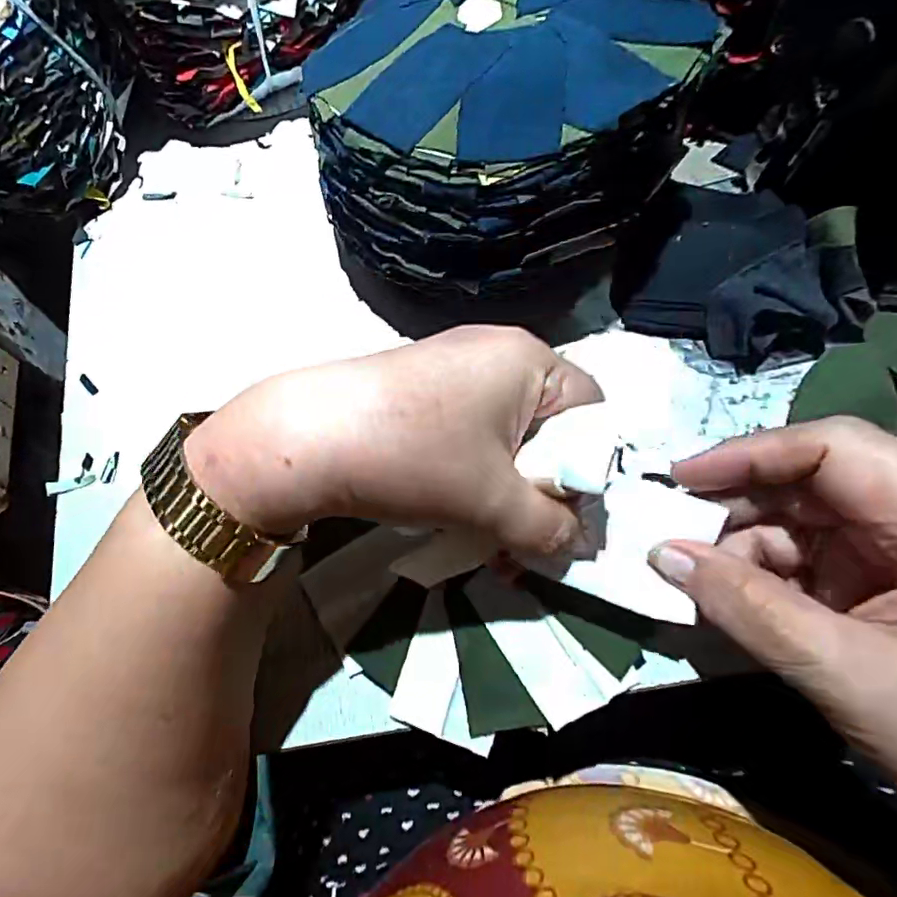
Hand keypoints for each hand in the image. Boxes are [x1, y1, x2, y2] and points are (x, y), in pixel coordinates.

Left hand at [186, 326, 602, 554]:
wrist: (304, 440)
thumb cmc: (415, 457)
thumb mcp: (494, 502)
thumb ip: (550, 527)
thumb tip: (578, 543)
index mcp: (529, 359)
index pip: (592, 413)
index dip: (589, 468)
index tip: (568, 515)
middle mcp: (497, 353)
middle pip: (549, 427)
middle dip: (542, 489)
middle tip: (529, 539)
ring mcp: (456, 368)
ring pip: (508, 438)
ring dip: (507, 492)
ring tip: (491, 543)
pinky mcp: (424, 390)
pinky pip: (472, 434)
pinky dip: (475, 475)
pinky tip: (459, 516)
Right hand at [649, 417, 896, 896]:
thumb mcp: (859, 682)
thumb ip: (752, 610)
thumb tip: (662, 555)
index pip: (842, 449)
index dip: (752, 454)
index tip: (680, 479)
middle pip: (831, 487)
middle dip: (749, 509)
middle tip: (678, 539)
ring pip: (830, 531)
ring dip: (763, 552)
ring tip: (706, 584)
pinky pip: (843, 574)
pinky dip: (789, 586)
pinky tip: (749, 606)